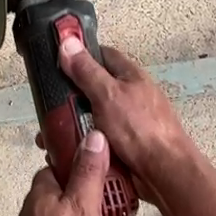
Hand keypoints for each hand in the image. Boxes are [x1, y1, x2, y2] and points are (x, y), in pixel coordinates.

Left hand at [10, 131, 140, 215]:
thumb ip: (89, 172)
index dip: (87, 166)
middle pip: (80, 196)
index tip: (111, 171)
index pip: (62, 166)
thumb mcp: (83, 208)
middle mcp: (41, 212)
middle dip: (109, 204)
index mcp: (42, 193)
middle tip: (129, 212)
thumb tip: (93, 137)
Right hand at [56, 36, 196, 207]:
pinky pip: (100, 138)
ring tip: (54, 134)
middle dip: (73, 96)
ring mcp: (130, 121)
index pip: (103, 54)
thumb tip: (68, 43)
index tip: (59, 60)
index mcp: (131, 76)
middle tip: (50, 106)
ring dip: (76, 123)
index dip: (81, 54)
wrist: (165, 172)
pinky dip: (86, 142)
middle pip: (96, 88)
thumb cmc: (141, 130)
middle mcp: (132, 96)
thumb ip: (86, 71)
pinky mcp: (127, 144)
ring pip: (96, 116)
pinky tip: (72, 150)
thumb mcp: (107, 95)